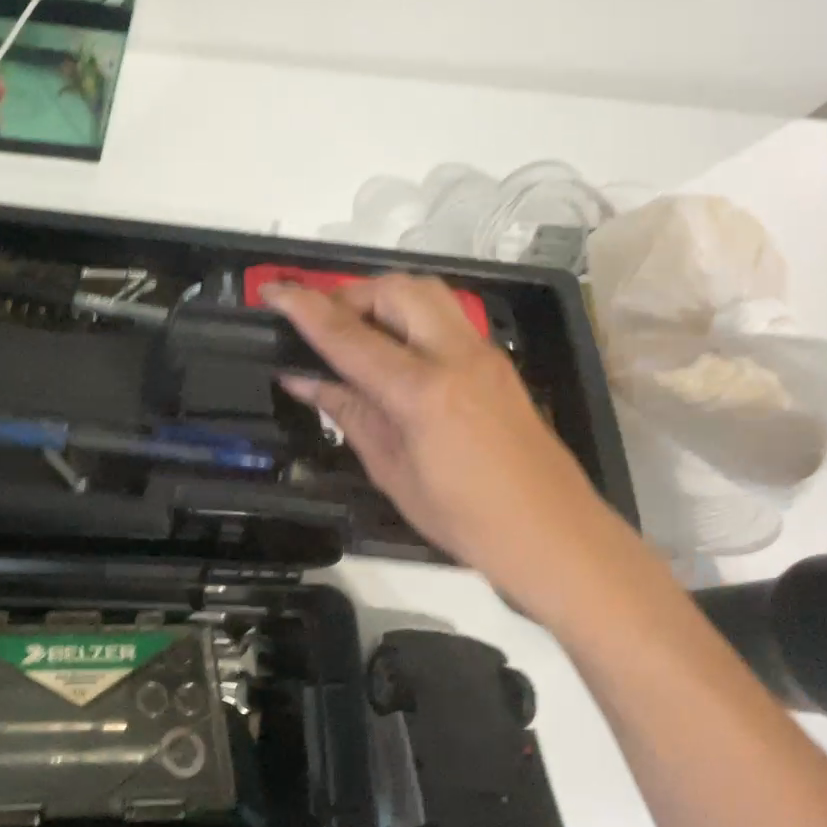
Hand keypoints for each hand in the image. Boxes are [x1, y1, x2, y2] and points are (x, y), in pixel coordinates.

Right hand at [265, 276, 633, 620]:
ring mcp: (483, 356)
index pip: (350, 336)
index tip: (272, 291)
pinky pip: (446, 319)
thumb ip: (349, 413)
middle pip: (397, 290)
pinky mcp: (497, 364)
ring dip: (383, 298)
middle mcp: (456, 357)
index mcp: (423, 391)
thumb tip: (303, 379)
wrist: (555, 536)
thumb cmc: (464, 518)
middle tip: (321, 322)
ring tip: (354, 332)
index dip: (304, 308)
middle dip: (351, 293)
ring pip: (428, 293)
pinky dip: (409, 318)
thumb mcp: (391, 470)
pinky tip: (391, 354)